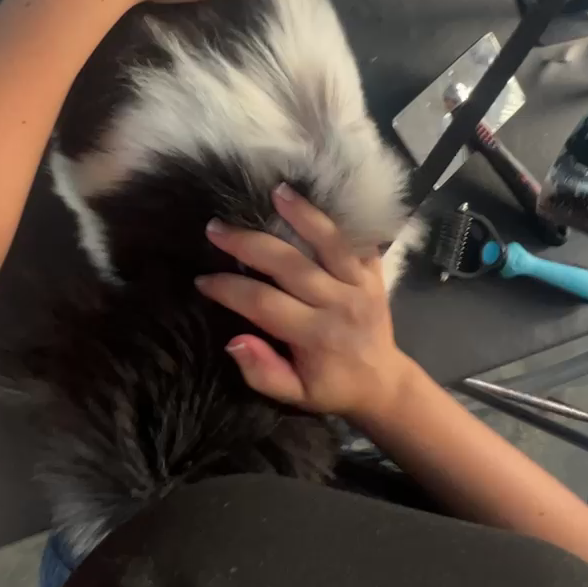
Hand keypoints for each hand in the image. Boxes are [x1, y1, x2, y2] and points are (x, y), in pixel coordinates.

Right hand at [195, 184, 415, 425]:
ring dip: (302, 214)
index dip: (230, 289)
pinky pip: (357, 241)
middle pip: (289, 265)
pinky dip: (337, 219)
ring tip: (275, 191)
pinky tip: (316, 199)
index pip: (264, 305)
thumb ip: (262, 371)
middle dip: (249, 243)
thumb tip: (233, 340)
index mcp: (316, 336)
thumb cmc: (331, 387)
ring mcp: (361, 285)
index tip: (203, 280)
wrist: (384, 381)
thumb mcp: (294, 395)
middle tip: (216, 228)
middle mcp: (340, 304)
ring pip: (329, 242)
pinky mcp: (375, 274)